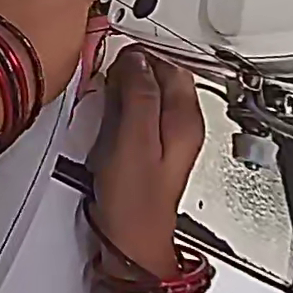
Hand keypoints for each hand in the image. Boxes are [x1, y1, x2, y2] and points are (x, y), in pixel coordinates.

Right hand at [88, 46, 204, 276]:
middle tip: (108, 68)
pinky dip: (123, 101)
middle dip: (135, 67)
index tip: (117, 53)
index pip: (171, 66)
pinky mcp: (148, 146)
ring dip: (128, 84)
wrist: (129, 239)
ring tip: (106, 84)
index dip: (143, 55)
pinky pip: (139, 110)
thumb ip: (137, 95)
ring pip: (150, 92)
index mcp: (186, 119)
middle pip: (162, 77)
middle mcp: (182, 125)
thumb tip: (136, 60)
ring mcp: (166, 136)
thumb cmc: (135, 198)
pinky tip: (108, 107)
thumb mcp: (134, 139)